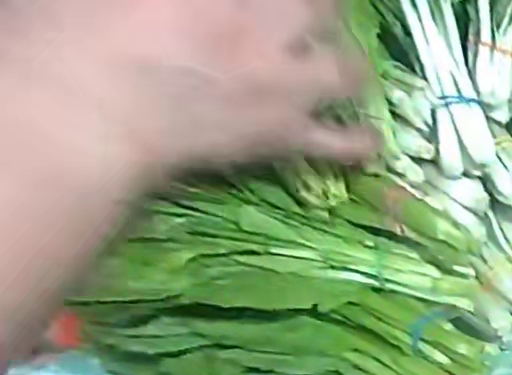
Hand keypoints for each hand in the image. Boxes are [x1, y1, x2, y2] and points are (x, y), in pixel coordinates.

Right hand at [0, 0, 376, 183]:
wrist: (81, 107)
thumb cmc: (60, 27)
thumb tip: (190, 7)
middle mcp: (260, 31)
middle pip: (319, 8)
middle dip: (324, 4)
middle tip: (317, 7)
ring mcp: (284, 88)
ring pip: (349, 71)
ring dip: (352, 62)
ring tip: (346, 58)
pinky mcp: (290, 135)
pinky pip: (349, 144)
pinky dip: (365, 141)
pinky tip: (371, 136)